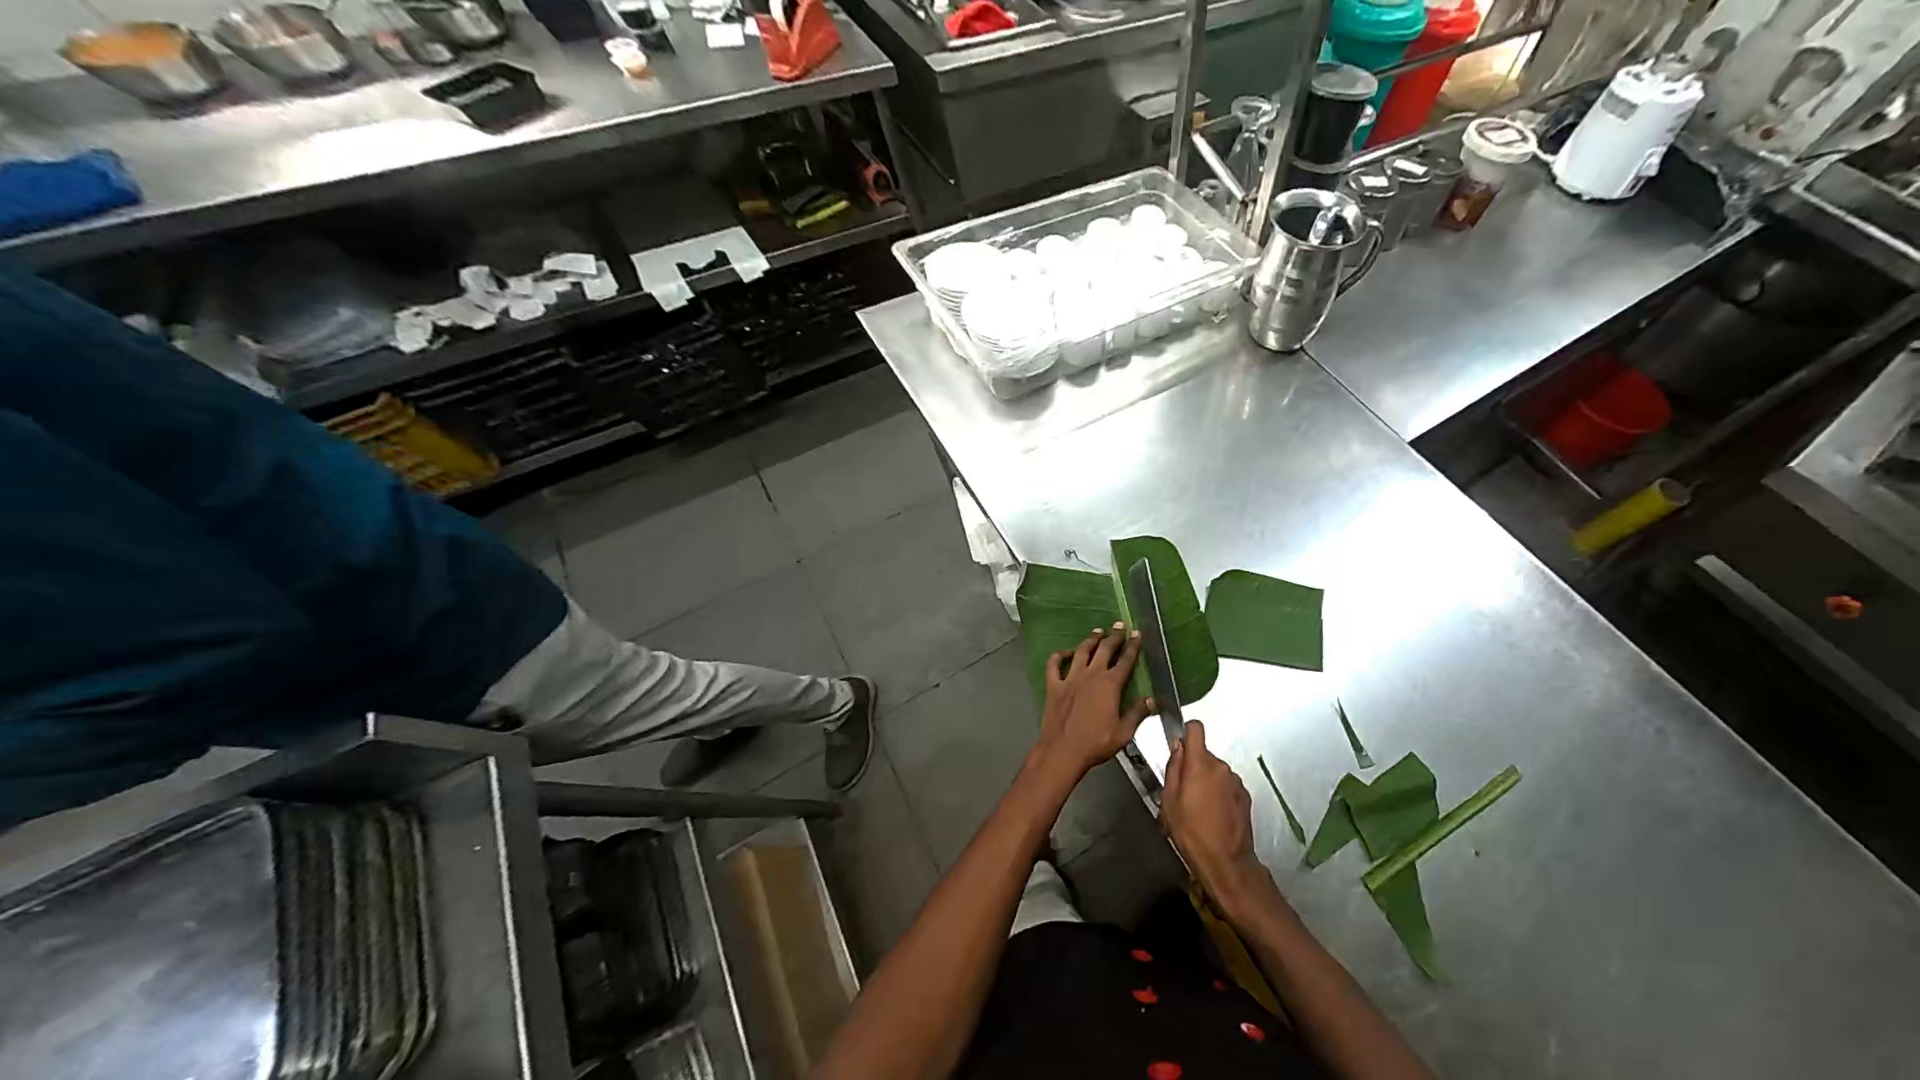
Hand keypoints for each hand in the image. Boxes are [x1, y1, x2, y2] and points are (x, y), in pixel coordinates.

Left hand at [1036, 623, 1152, 777]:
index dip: (1132, 646)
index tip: (1137, 634)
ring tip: (1097, 631)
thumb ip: (1137, 714)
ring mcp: (1070, 678)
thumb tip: (1150, 700)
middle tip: (1119, 625)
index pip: (1125, 661)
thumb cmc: (1096, 744)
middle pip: (1104, 650)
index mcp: (1110, 685)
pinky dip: (1059, 655)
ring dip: (1091, 640)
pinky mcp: (1054, 685)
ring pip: (1082, 652)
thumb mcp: (1124, 732)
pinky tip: (1065, 652)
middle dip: (1114, 636)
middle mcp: (1091, 676)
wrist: (1063, 750)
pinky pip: (1054, 664)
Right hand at [1162, 720, 1280, 919]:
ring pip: (1215, 771)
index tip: (1178, 747)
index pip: (1196, 729)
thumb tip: (1177, 748)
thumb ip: (1173, 768)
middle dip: (1192, 766)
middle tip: (1182, 791)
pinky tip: (1212, 814)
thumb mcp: (1169, 800)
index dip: (1185, 733)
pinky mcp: (1245, 796)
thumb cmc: (1191, 832)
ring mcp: (1236, 782)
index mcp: (1200, 764)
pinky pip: (1226, 785)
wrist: (1226, 862)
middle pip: (1204, 754)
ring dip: (1206, 781)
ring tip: (1197, 807)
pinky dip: (1219, 793)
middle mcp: (1222, 767)